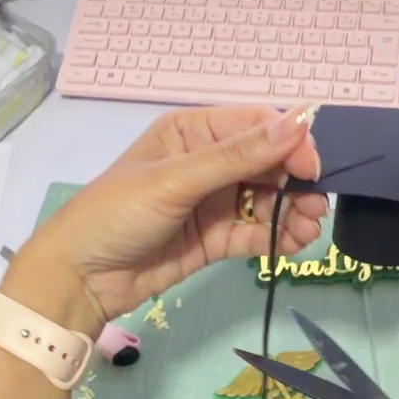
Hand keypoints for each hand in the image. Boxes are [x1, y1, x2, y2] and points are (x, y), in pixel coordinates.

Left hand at [2, 104, 327, 333]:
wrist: (82, 277)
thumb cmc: (118, 214)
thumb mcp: (176, 180)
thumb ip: (237, 156)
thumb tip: (299, 121)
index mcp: (193, 132)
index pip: (256, 126)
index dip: (290, 143)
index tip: (312, 169)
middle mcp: (206, 163)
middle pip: (267, 164)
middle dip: (296, 183)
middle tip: (316, 208)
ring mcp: (211, 204)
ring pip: (265, 201)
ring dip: (291, 213)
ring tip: (307, 232)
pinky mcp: (212, 240)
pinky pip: (253, 233)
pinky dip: (275, 238)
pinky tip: (292, 247)